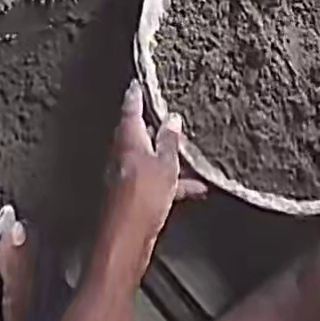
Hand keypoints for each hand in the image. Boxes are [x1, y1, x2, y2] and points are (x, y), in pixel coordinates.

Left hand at [100, 85, 205, 258]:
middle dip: (156, 125)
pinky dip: (172, 181)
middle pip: (140, 131)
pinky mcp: (134, 194)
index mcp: (128, 138)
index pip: (131, 107)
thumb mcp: (165, 164)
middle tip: (171, 114)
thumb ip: (170, 141)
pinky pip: (155, 179)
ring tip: (192, 155)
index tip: (139, 82)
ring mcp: (127, 174)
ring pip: (150, 156)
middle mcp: (124, 152)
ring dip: (169, 155)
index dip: (137, 93)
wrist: (127, 239)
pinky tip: (195, 188)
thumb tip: (172, 119)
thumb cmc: (143, 197)